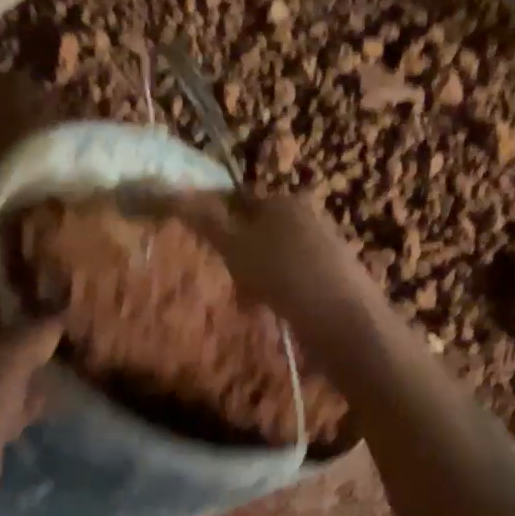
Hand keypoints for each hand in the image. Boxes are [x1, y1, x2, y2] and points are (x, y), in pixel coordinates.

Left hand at [0, 291, 61, 490]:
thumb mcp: (16, 358)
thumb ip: (40, 330)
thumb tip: (62, 310)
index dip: (8, 275)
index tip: (40, 268)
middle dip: (26, 315)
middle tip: (61, 304)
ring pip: (3, 356)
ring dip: (29, 353)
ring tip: (64, 342)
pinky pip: (6, 389)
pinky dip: (25, 389)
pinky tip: (51, 392)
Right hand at [164, 193, 386, 353]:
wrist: (348, 326)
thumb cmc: (285, 276)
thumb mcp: (235, 244)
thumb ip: (202, 217)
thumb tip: (166, 189)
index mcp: (283, 200)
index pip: (235, 196)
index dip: (211, 216)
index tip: (198, 243)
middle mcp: (306, 215)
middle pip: (254, 226)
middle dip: (234, 252)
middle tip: (225, 276)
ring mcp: (323, 246)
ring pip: (272, 254)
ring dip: (254, 275)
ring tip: (246, 301)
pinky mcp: (333, 277)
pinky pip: (291, 276)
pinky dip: (276, 290)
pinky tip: (271, 312)